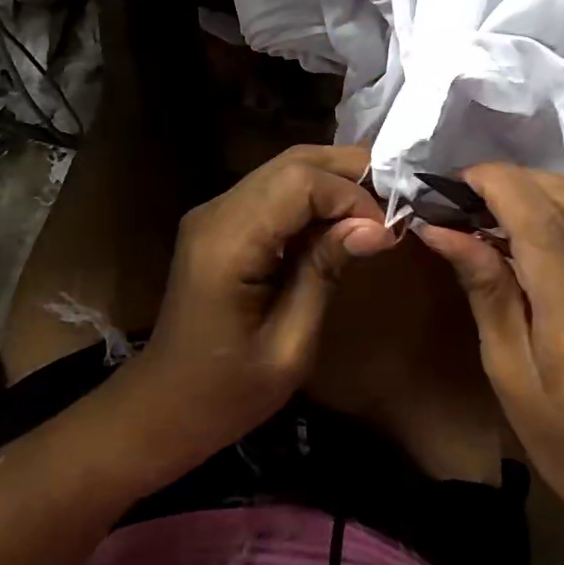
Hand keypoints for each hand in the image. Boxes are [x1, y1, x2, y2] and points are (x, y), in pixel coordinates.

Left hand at [113, 145, 395, 471]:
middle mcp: (214, 212)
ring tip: (377, 208)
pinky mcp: (216, 223)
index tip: (387, 231)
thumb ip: (325, 273)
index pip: (296, 181)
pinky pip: (269, 192)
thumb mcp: (290, 346)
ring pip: (279, 170)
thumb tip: (377, 226)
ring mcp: (211, 213)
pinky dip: (309, 197)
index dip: (349, 194)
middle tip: (396, 200)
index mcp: (227, 243)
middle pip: (288, 163)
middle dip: (346, 173)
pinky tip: (339, 219)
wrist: (167, 401)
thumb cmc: (228, 391)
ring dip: (330, 181)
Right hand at [415, 164, 563, 564]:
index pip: (548, 234)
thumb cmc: (563, 441)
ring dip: (549, 187)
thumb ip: (485, 290)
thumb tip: (440, 226)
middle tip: (475, 191)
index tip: (458, 179)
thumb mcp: (506, 372)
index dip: (501, 188)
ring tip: (505, 203)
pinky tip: (546, 225)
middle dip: (522, 179)